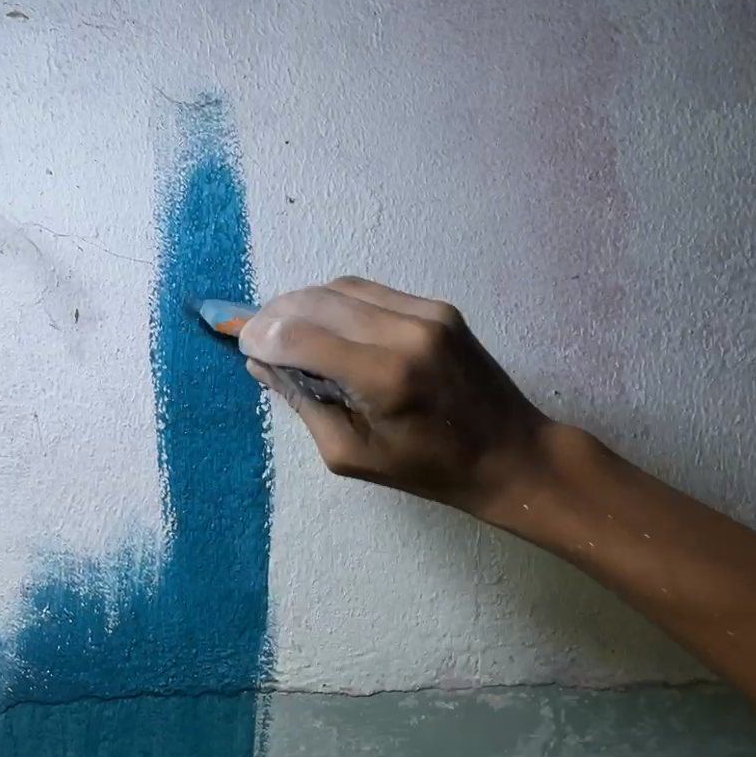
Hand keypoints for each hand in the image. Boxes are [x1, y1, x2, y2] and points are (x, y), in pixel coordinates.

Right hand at [238, 277, 554, 519]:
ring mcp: (426, 313)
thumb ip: (302, 402)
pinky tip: (324, 322)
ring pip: (339, 287)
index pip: (299, 337)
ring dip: (301, 302)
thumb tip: (260, 362)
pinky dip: (335, 301)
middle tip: (255, 334)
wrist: (512, 453)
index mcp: (385, 378)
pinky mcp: (437, 307)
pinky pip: (368, 291)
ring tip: (283, 326)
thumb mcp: (350, 454)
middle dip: (273, 314)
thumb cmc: (428, 469)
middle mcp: (405, 333)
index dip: (260, 336)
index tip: (243, 346)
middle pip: (314, 301)